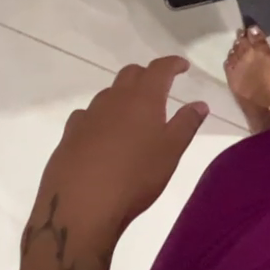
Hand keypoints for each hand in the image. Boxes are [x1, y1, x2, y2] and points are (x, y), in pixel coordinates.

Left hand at [31, 56, 208, 240]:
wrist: (81, 206)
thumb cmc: (135, 177)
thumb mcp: (171, 151)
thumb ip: (187, 123)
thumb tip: (200, 104)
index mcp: (142, 98)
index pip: (159, 69)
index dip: (172, 63)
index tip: (182, 66)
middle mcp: (114, 99)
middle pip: (130, 74)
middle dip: (147, 75)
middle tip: (159, 87)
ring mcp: (88, 115)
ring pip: (108, 94)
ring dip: (123, 96)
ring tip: (133, 114)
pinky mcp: (69, 134)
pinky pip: (87, 115)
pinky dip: (100, 117)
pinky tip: (101, 133)